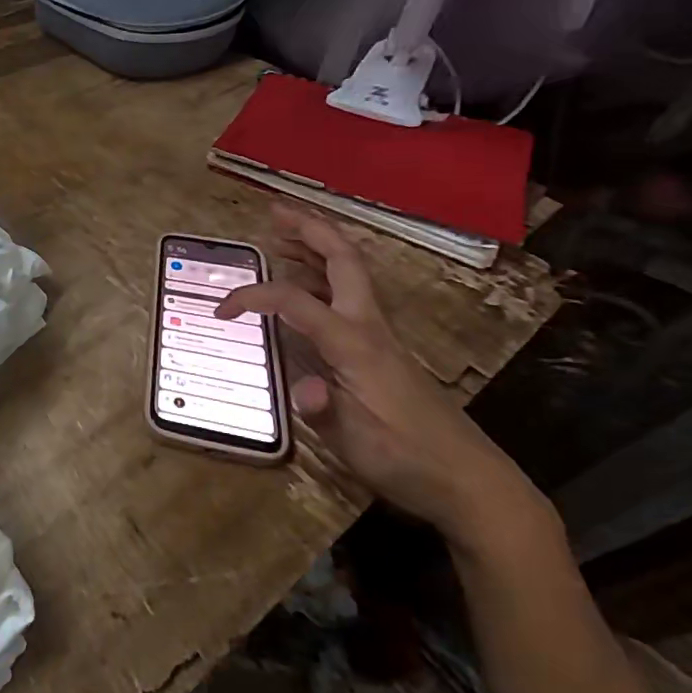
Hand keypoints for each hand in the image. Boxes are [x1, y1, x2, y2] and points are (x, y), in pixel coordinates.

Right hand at [214, 208, 552, 548]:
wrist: (468, 481)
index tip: (223, 310)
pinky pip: (348, 295)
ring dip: (316, 246)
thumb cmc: (406, 459)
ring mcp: (378, 335)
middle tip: (273, 211)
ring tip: (281, 235)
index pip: (296, 301)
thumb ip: (324, 410)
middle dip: (309, 229)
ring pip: (348, 273)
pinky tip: (305, 286)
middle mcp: (368, 327)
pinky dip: (323, 275)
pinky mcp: (380, 348)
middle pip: (343, 260)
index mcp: (356, 343)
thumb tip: (299, 387)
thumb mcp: (357, 442)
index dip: (254, 296)